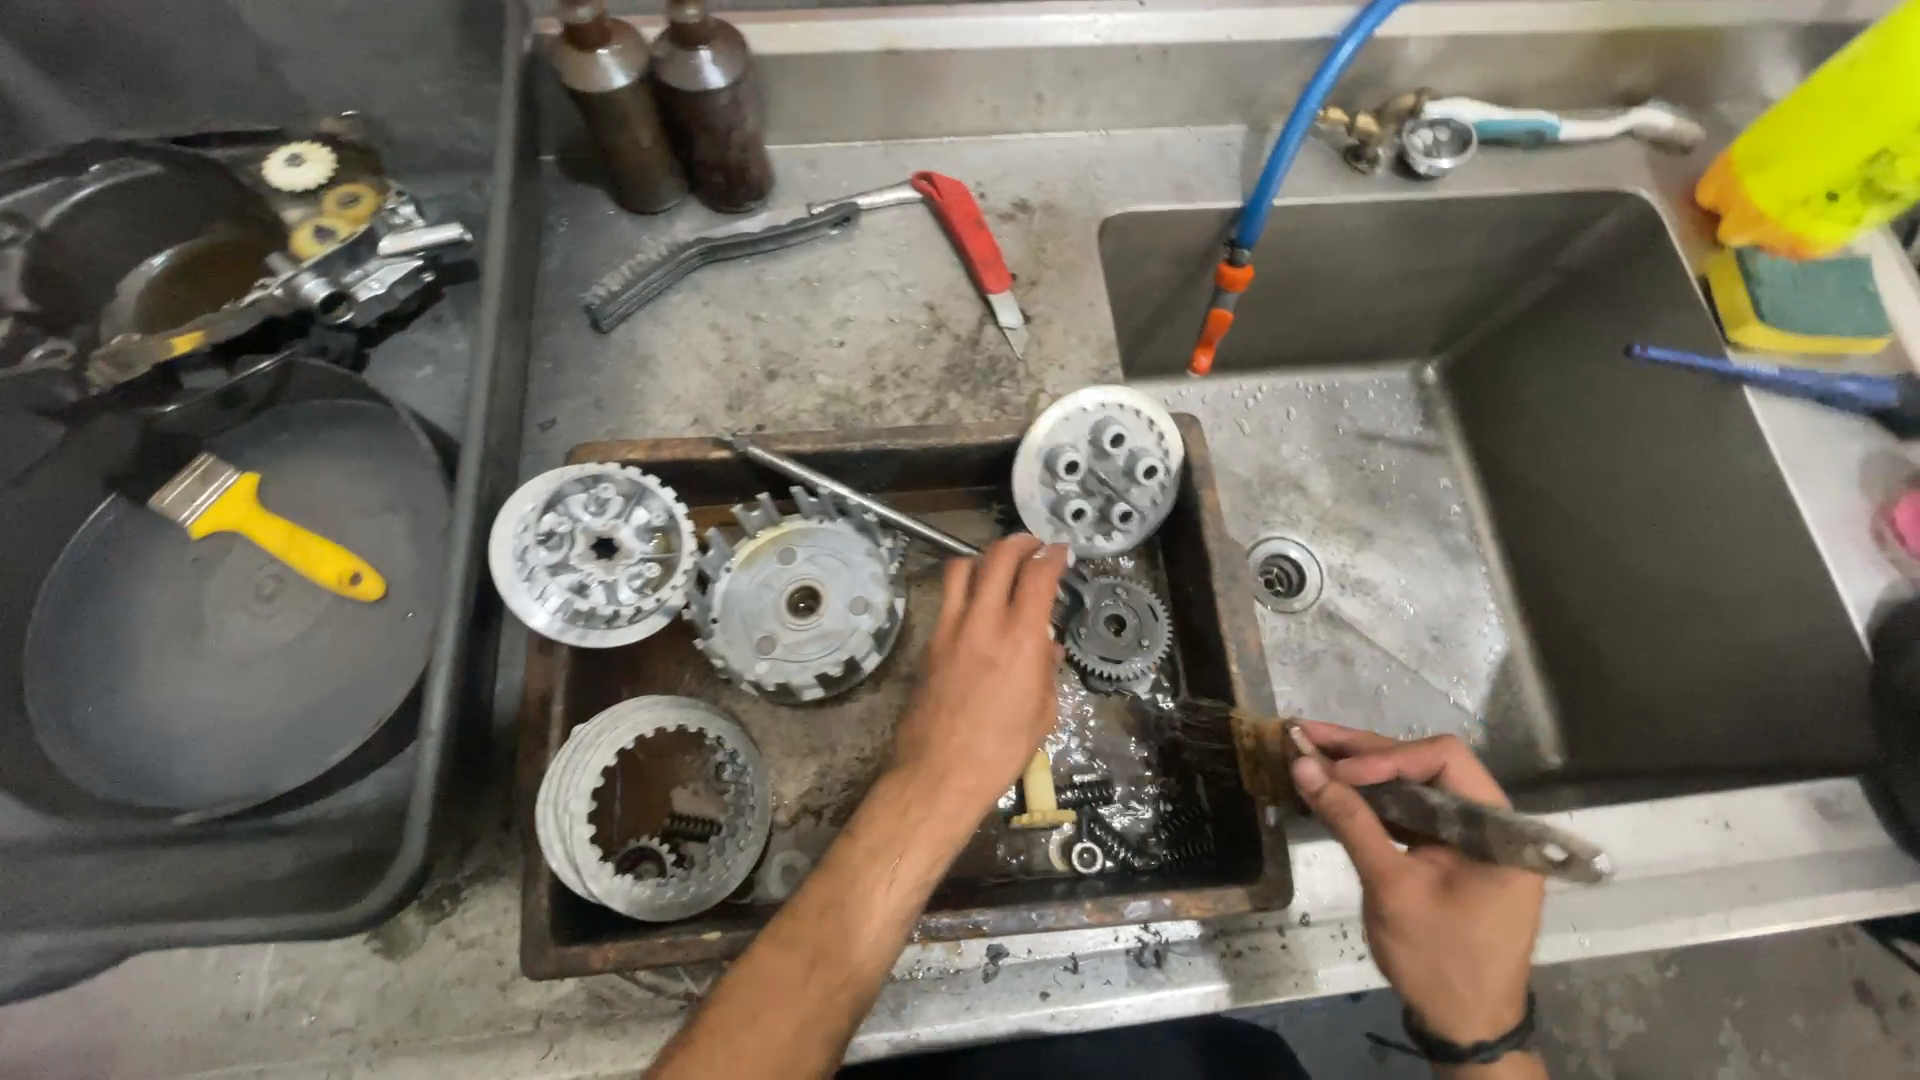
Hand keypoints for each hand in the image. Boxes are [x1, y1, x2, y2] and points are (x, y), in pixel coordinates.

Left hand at [892, 534, 1068, 811]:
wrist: (941, 771)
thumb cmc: (1002, 750)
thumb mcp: (1044, 712)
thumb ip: (1048, 670)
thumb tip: (1048, 646)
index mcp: (1021, 638)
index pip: (1038, 575)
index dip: (1052, 555)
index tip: (1060, 552)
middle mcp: (984, 622)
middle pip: (997, 558)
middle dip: (1019, 543)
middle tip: (1032, 546)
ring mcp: (950, 628)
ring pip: (962, 568)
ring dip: (984, 558)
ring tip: (998, 566)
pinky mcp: (929, 642)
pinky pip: (947, 599)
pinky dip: (964, 589)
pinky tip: (975, 605)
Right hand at [1289, 721, 1543, 1048]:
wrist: (1465, 1026)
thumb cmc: (1439, 959)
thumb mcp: (1391, 886)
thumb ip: (1350, 820)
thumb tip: (1302, 765)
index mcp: (1498, 827)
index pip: (1443, 760)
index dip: (1387, 756)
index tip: (1338, 772)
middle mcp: (1486, 821)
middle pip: (1422, 764)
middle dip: (1361, 751)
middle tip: (1304, 735)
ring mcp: (1464, 836)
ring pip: (1408, 783)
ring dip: (1357, 769)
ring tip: (1306, 750)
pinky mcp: (1442, 850)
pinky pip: (1404, 809)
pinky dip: (1366, 797)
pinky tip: (1328, 785)